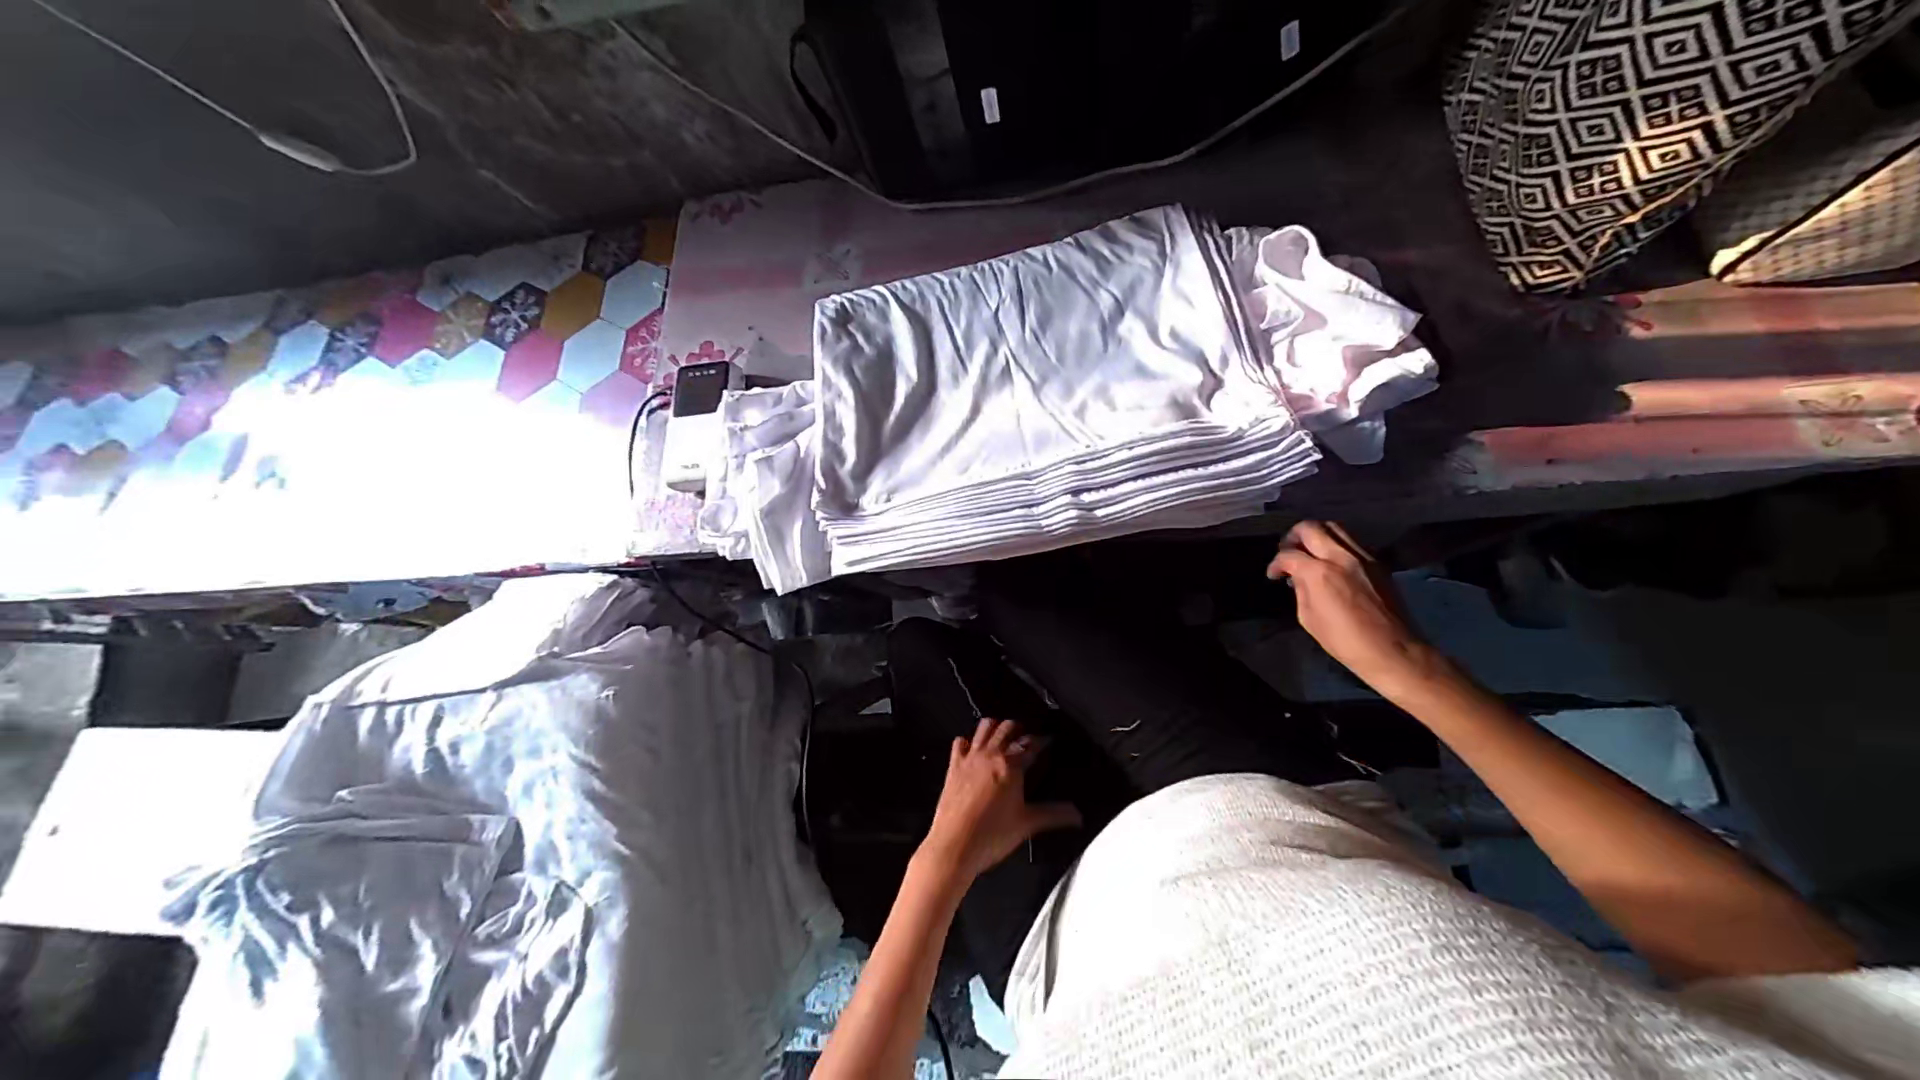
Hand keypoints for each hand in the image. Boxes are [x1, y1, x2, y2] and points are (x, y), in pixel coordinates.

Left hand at [919, 718, 1081, 881]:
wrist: (953, 846)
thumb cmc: (991, 835)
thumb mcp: (1027, 824)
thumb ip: (1054, 815)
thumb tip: (1077, 815)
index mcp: (1011, 766)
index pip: (1031, 744)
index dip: (1043, 740)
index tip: (1049, 740)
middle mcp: (990, 755)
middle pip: (1007, 728)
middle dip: (1020, 729)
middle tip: (1027, 737)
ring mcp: (969, 758)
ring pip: (984, 728)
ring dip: (996, 727)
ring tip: (1004, 736)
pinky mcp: (953, 767)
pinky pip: (960, 742)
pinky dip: (969, 741)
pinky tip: (973, 748)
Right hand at [1266, 520, 1441, 694]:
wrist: (1391, 649)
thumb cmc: (1343, 640)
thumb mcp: (1308, 618)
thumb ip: (1301, 590)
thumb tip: (1298, 577)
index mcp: (1320, 573)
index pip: (1288, 554)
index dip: (1275, 563)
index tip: (1274, 575)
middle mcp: (1341, 557)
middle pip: (1310, 527)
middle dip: (1293, 537)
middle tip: (1288, 553)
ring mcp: (1363, 557)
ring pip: (1334, 528)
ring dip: (1316, 536)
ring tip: (1310, 553)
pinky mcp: (1378, 563)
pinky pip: (1351, 542)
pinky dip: (1335, 545)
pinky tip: (1332, 563)